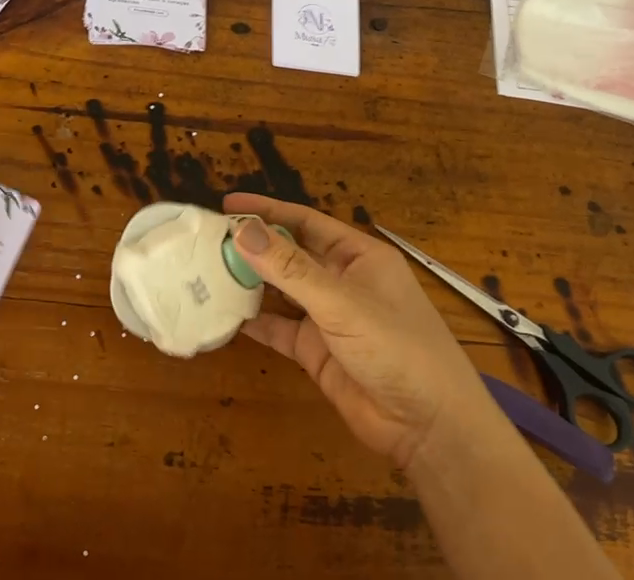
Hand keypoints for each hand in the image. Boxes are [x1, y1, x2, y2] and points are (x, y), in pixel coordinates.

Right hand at [226, 193, 497, 470]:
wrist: (429, 428)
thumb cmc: (398, 349)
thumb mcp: (342, 303)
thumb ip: (289, 268)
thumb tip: (241, 230)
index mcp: (358, 257)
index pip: (305, 221)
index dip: (267, 211)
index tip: (226, 204)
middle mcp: (341, 281)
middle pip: (288, 254)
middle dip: (250, 246)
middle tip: (204, 240)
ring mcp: (327, 317)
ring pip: (278, 290)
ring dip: (246, 282)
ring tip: (204, 271)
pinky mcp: (315, 351)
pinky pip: (276, 328)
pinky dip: (251, 321)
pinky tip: (221, 314)